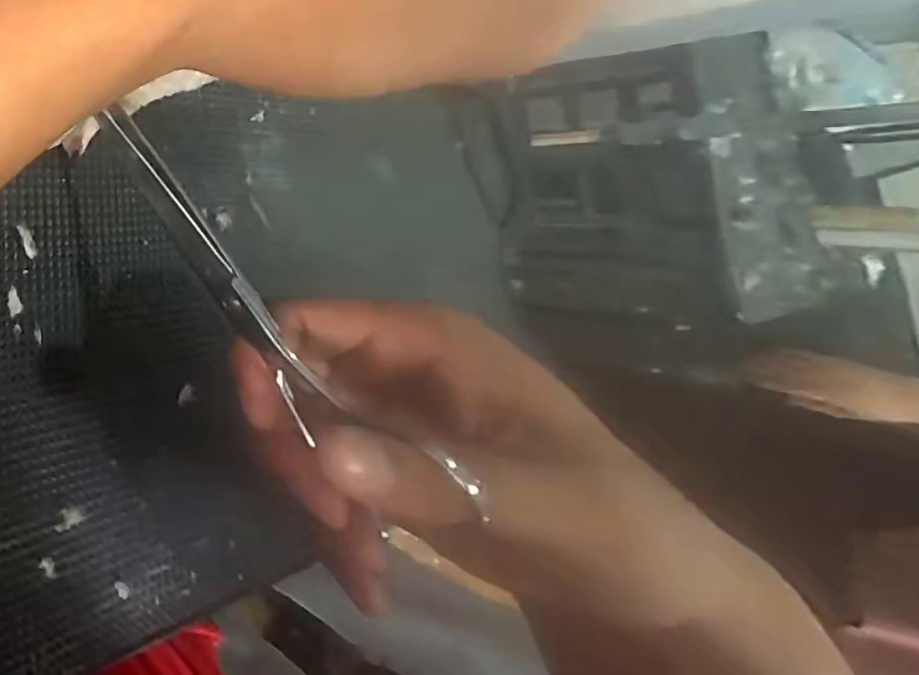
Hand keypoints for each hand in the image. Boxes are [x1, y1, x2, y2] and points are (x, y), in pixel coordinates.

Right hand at [231, 301, 781, 628]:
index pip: (308, 319)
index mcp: (422, 339)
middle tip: (323, 509)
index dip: (268, 357)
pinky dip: (333, 523)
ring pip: (301, 429)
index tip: (265, 427)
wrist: (654, 599)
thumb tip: (324, 451)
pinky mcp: (383, 459)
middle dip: (294, 443)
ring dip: (315, 493)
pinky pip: (326, 473)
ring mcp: (384, 413)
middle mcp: (391, 364)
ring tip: (356, 556)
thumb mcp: (532, 505)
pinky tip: (366, 575)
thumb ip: (427, 476)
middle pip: (290, 375)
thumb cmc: (613, 529)